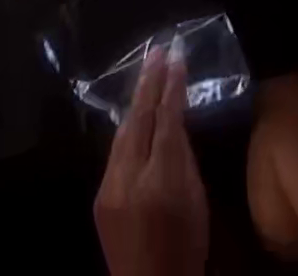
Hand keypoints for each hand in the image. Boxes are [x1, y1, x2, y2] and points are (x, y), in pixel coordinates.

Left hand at [94, 47, 208, 275]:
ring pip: (124, 132)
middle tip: (157, 51)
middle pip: (139, 119)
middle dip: (149, 82)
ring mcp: (109, 188)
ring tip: (148, 70)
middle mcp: (130, 179)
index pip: (167, 121)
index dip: (172, 87)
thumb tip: (175, 121)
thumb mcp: (198, 199)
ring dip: (137, 99)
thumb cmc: (187, 246)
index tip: (177, 58)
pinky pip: (116, 151)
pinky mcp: (100, 196)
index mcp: (162, 181)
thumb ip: (184, 158)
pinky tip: (136, 111)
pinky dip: (129, 126)